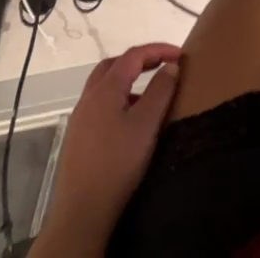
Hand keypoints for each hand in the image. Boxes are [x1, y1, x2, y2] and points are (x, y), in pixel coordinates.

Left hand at [39, 43, 180, 251]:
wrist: (83, 210)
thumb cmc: (118, 161)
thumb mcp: (147, 123)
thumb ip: (160, 90)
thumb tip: (170, 66)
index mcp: (104, 90)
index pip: (132, 56)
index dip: (158, 50)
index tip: (181, 55)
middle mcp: (88, 99)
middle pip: (112, 65)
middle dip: (139, 60)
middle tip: (162, 65)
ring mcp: (80, 119)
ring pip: (104, 86)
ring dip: (128, 80)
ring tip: (151, 92)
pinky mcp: (78, 138)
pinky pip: (100, 105)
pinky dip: (119, 98)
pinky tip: (132, 120)